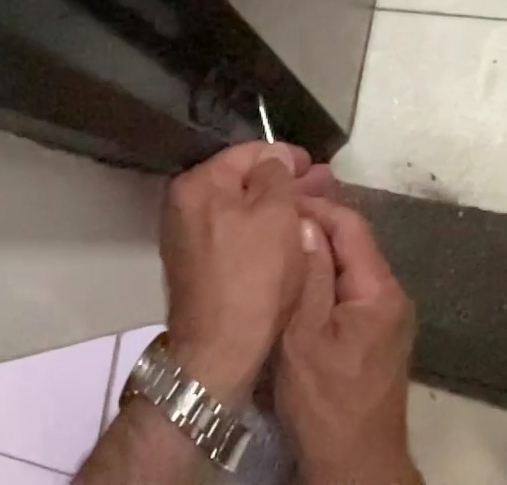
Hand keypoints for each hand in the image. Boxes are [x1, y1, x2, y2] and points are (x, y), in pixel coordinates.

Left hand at [159, 142, 335, 403]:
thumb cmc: (252, 277)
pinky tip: (288, 238)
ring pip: (240, 211)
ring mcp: (187, 238)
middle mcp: (183, 205)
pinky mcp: (197, 267)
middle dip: (284, 183)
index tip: (315, 165)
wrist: (219, 353)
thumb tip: (273, 154)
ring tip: (313, 210)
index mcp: (197, 185)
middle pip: (242, 182)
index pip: (246, 154)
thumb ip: (275, 175)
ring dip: (275, 208)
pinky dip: (260, 233)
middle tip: (322, 186)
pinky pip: (234, 236)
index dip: (284, 156)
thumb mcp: (275, 215)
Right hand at [275, 196, 420, 484]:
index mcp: (379, 291)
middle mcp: (391, 296)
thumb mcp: (305, 333)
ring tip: (276, 242)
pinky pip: (349, 288)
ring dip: (316, 251)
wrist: (354, 466)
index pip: (350, 225)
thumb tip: (304, 220)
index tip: (275, 201)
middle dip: (313, 226)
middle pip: (352, 243)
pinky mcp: (375, 335)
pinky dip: (323, 277)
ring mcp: (386, 317)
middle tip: (270, 218)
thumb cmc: (324, 402)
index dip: (314, 206)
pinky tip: (294, 278)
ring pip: (349, 265)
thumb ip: (310, 274)